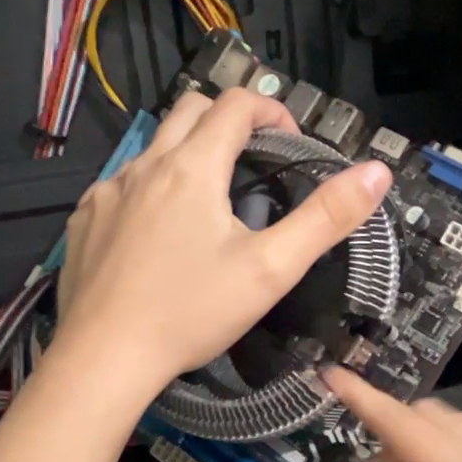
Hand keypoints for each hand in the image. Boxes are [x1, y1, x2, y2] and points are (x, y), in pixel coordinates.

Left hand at [54, 89, 391, 395]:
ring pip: (155, 145)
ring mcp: (108, 190)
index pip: (236, 104)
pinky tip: (159, 233)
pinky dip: (151, 187)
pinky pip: (123, 182)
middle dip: (228, 120)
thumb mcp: (270, 269)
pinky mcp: (86, 217)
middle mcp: (146, 164)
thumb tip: (375, 172)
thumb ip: (326, 219)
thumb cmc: (191, 313)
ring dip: (188, 152)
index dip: (271, 112)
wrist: (104, 357)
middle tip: (253, 160)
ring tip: (210, 201)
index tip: (290, 143)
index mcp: (193, 168)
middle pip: (191, 108)